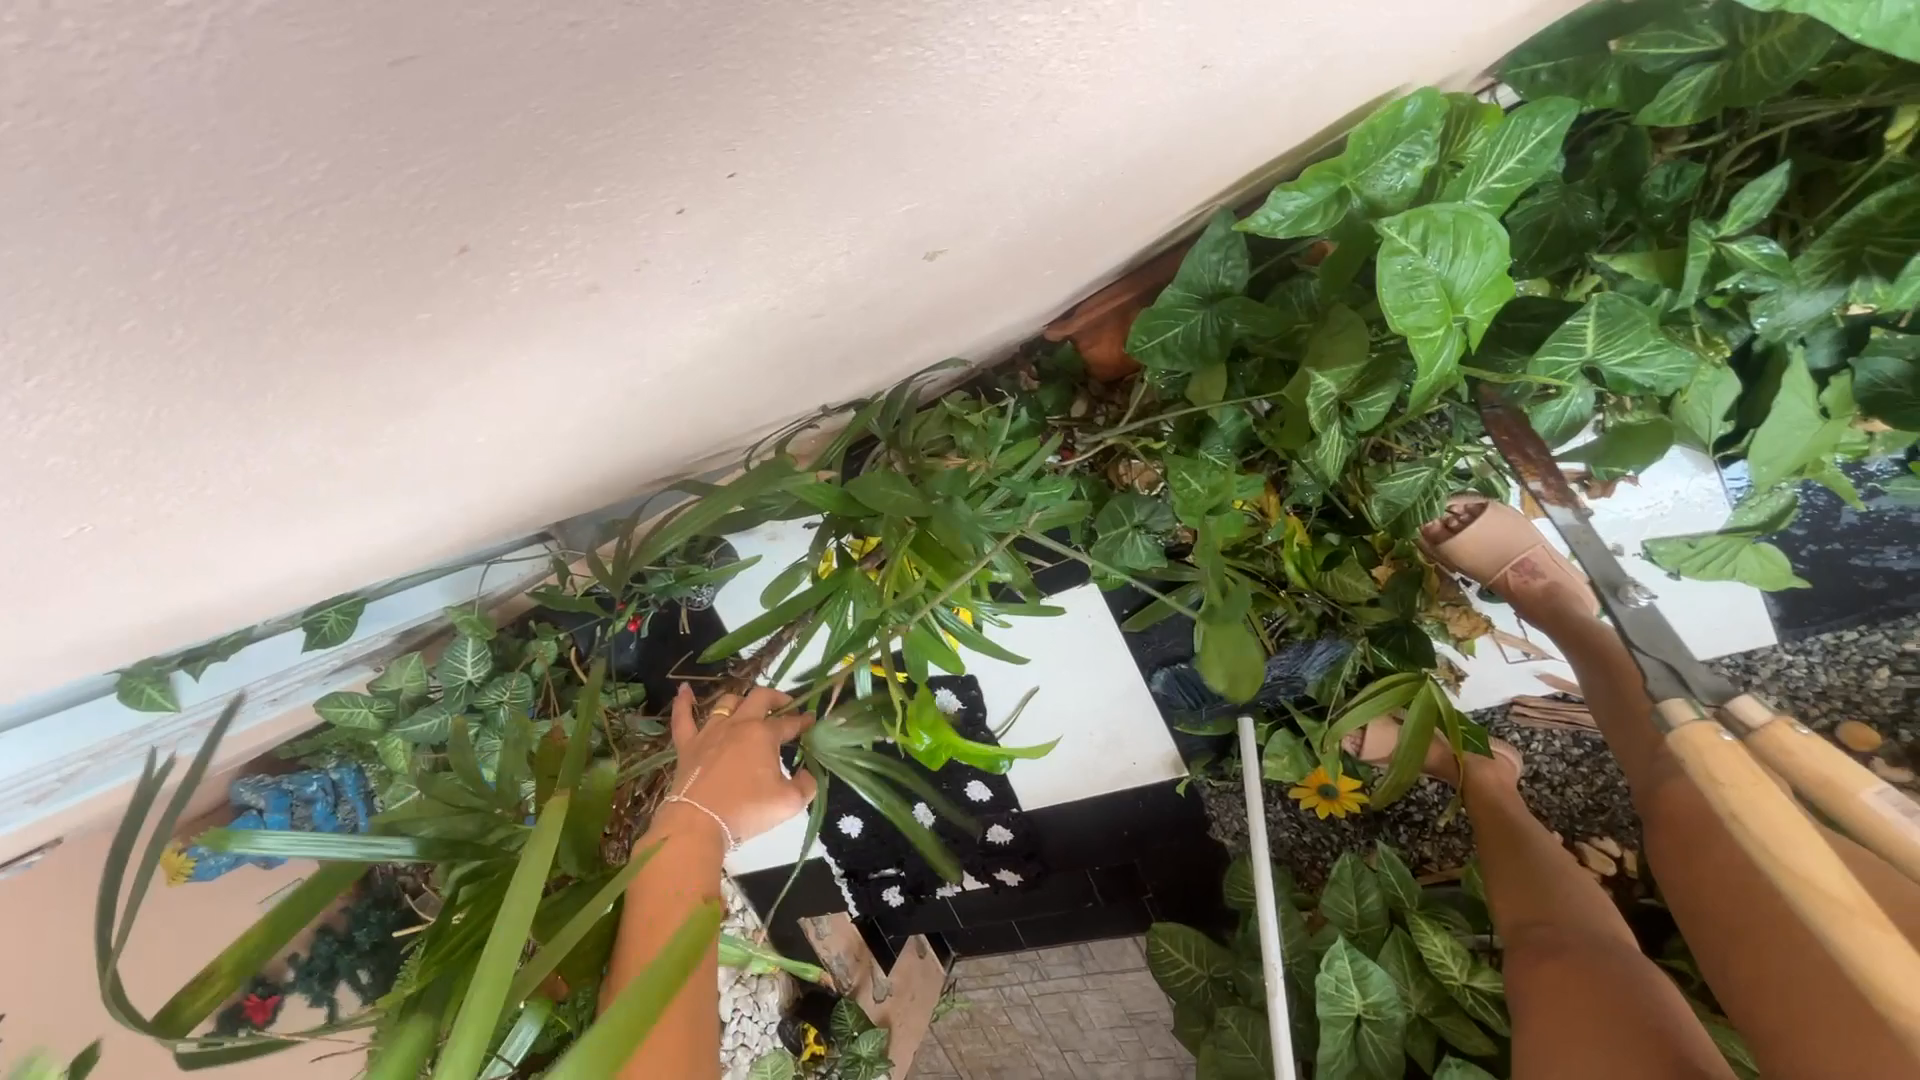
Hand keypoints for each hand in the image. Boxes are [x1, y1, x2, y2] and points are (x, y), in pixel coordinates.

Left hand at [658, 683, 816, 849]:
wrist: (699, 822)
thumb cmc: (746, 810)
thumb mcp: (790, 802)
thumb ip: (806, 785)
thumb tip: (806, 774)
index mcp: (764, 734)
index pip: (789, 722)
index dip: (803, 721)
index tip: (811, 721)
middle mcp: (738, 725)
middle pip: (760, 698)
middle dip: (777, 698)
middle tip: (785, 707)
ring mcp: (710, 732)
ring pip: (726, 703)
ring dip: (741, 701)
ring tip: (748, 707)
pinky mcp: (687, 745)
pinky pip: (683, 718)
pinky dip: (683, 702)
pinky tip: (685, 690)